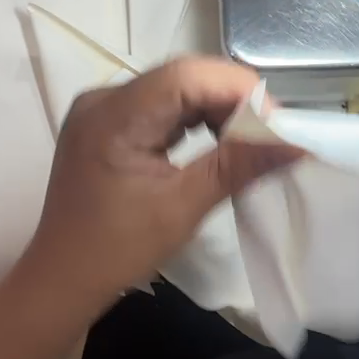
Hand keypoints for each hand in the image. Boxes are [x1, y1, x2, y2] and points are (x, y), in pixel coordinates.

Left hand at [21, 56, 301, 303]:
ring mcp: (101, 109)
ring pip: (173, 89)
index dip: (238, 89)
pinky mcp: (107, 124)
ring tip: (249, 140)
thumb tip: (297, 144)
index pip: (185, 76)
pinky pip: (159, 106)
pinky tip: (216, 141)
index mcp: (112, 115)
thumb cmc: (117, 251)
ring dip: (215, 109)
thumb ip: (239, 166)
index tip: (277, 123)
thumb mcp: (183, 207)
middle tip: (271, 134)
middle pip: (181, 77)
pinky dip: (193, 119)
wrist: (61, 282)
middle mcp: (103, 99)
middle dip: (232, 99)